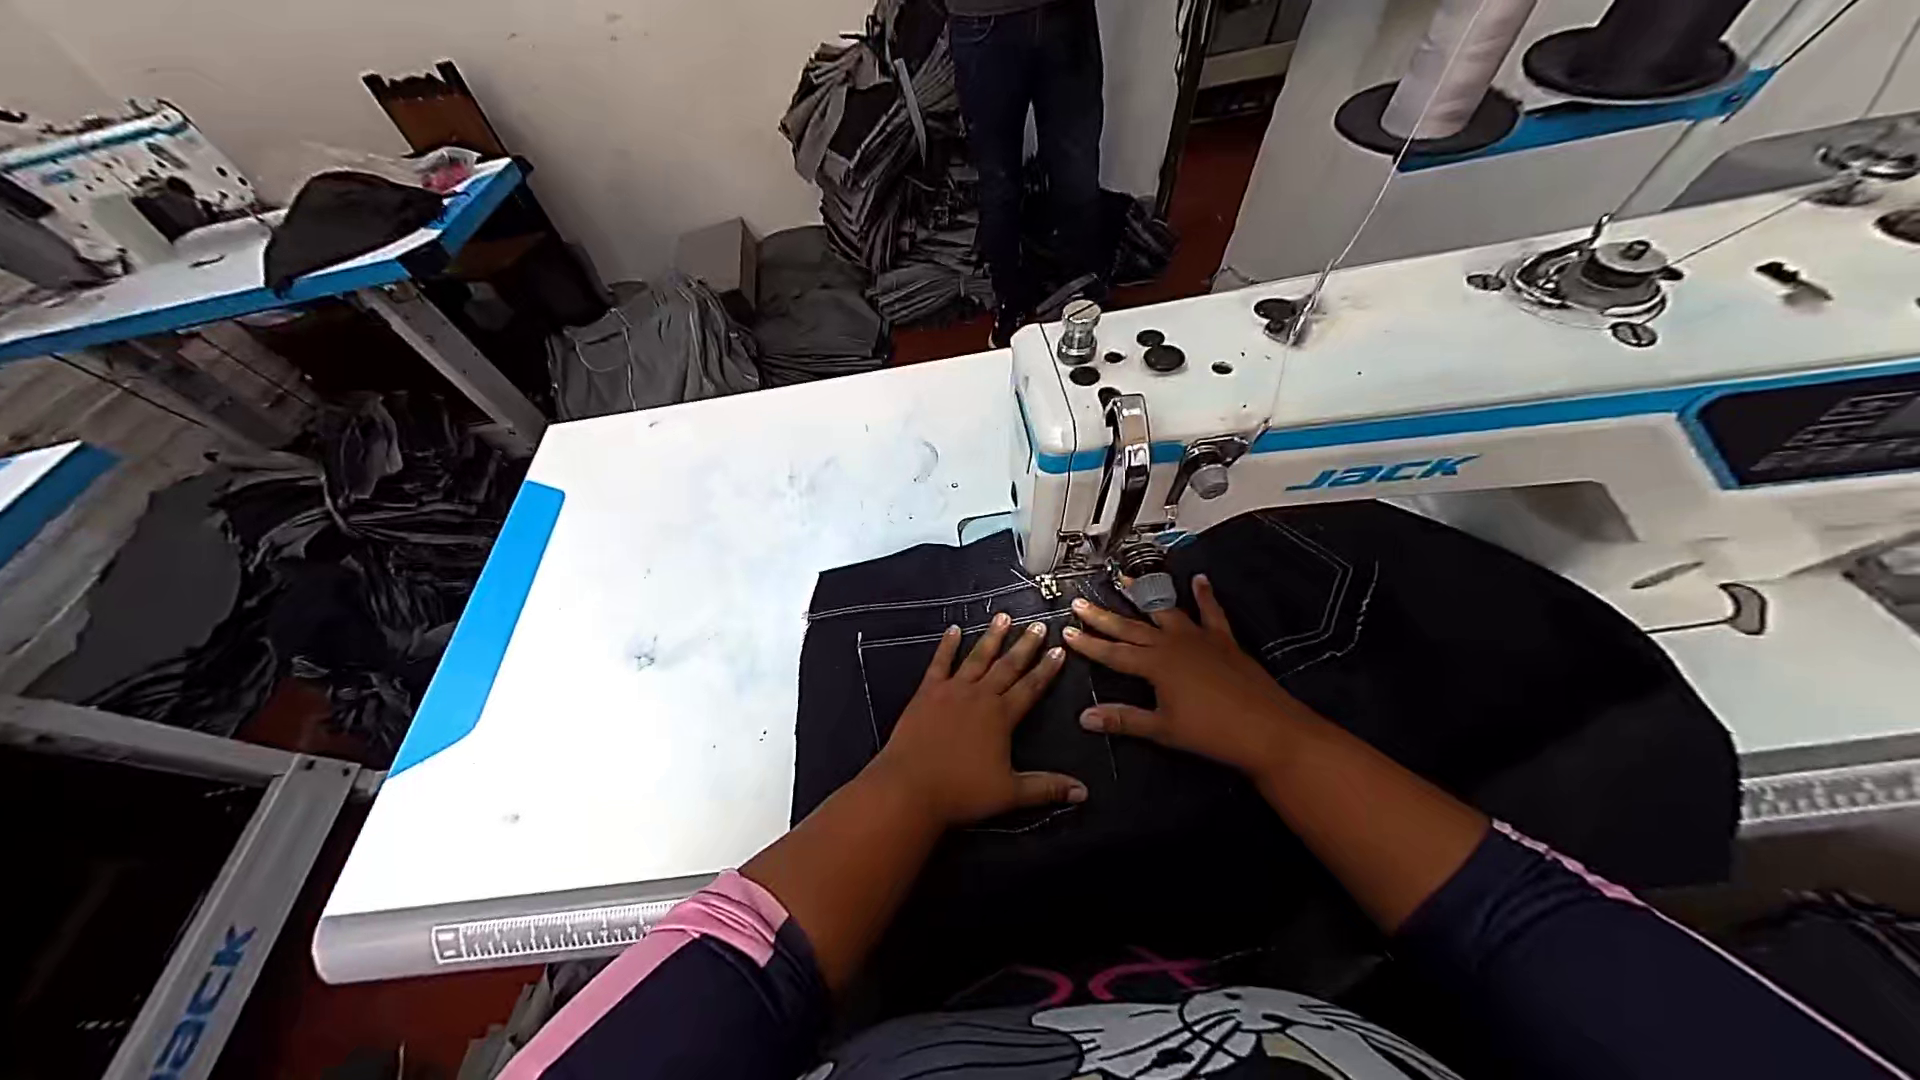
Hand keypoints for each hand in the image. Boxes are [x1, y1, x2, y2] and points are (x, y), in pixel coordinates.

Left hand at [868, 613, 1082, 827]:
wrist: (910, 787)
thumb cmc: (961, 792)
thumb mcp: (1010, 793)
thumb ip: (1046, 788)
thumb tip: (1082, 793)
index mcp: (1001, 716)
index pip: (1031, 687)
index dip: (1047, 669)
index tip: (1059, 649)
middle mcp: (979, 696)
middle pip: (1008, 665)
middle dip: (1025, 645)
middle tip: (1038, 625)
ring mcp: (951, 691)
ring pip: (977, 657)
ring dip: (992, 637)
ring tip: (1003, 616)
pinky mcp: (927, 692)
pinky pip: (940, 663)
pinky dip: (947, 645)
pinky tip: (953, 630)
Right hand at [1063, 574, 1307, 776]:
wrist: (1269, 730)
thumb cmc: (1215, 732)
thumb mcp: (1163, 729)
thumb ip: (1123, 720)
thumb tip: (1086, 718)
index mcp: (1155, 665)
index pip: (1111, 652)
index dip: (1088, 643)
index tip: (1068, 631)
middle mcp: (1173, 645)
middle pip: (1129, 626)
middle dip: (1102, 615)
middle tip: (1081, 603)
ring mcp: (1199, 639)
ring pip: (1163, 611)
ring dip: (1143, 596)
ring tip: (1124, 580)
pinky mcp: (1223, 640)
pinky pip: (1211, 612)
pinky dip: (1205, 595)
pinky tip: (1200, 581)